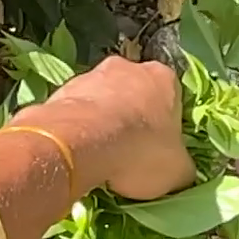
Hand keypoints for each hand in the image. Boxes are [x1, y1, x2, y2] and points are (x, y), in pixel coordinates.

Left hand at [13, 57, 191, 199]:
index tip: (156, 150)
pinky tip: (75, 152)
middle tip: (127, 152)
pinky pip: (73, 112)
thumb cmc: (140, 151)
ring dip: (99, 123)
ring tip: (97, 156)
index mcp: (163, 78)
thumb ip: (180, 165)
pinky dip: (76, 129)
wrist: (80, 143)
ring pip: (100, 101)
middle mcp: (125, 67)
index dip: (165, 127)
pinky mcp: (59, 90)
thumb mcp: (177, 170)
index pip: (170, 100)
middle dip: (130, 120)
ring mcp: (88, 75)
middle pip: (132, 95)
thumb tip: (178, 171)